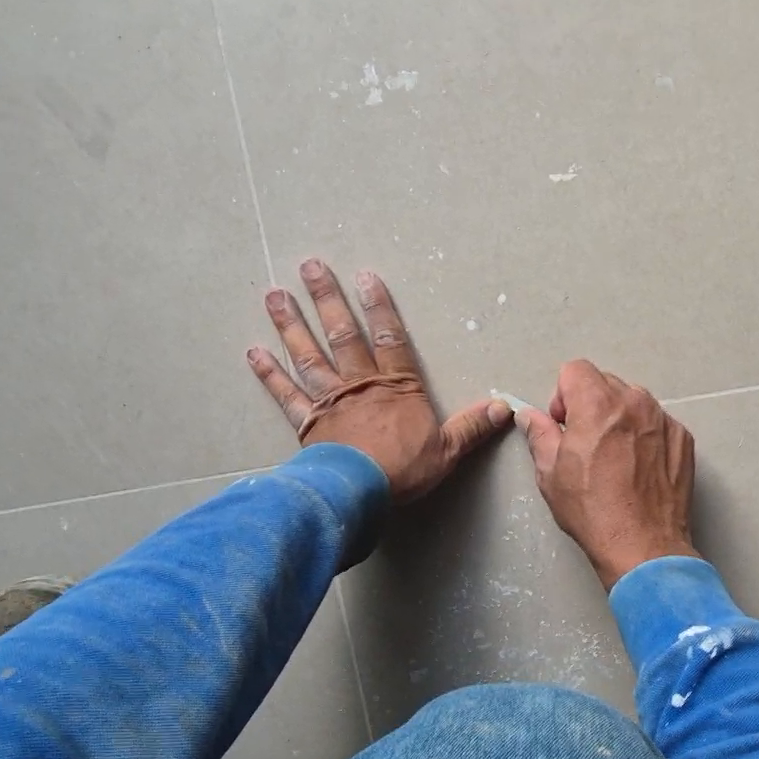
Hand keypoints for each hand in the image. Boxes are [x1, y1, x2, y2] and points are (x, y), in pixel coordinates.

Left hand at [248, 258, 510, 503]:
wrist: (358, 492)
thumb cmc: (404, 470)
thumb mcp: (448, 450)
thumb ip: (472, 427)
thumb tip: (505, 407)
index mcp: (397, 388)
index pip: (390, 339)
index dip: (379, 307)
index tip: (365, 276)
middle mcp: (360, 385)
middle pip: (343, 335)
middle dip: (327, 299)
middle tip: (310, 266)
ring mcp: (329, 401)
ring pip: (309, 355)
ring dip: (291, 324)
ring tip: (275, 294)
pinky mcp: (307, 422)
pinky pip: (286, 395)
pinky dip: (270, 374)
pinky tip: (254, 352)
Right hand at [516, 360, 698, 589]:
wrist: (643, 546)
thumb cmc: (593, 512)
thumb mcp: (550, 473)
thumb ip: (539, 434)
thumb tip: (529, 416)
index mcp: (597, 405)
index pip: (575, 370)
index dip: (563, 395)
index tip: (563, 423)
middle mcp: (635, 403)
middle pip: (605, 382)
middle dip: (590, 404)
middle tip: (585, 443)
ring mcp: (663, 420)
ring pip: (633, 401)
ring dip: (619, 418)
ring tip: (613, 458)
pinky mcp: (683, 439)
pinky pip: (657, 423)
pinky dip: (644, 435)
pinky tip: (637, 468)